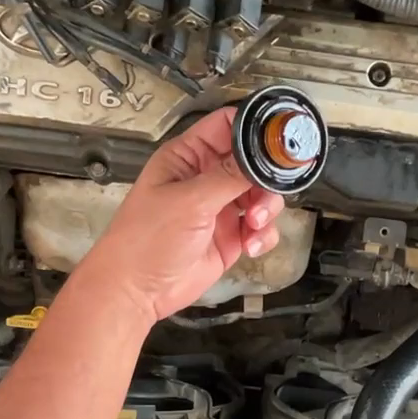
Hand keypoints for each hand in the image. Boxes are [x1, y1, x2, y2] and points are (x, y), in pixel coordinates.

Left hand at [75, 107, 284, 323]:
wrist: (138, 291)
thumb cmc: (144, 241)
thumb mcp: (189, 201)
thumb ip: (229, 176)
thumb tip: (260, 154)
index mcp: (188, 157)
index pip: (227, 127)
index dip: (254, 129)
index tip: (279, 140)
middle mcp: (205, 178)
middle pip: (252, 163)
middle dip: (265, 178)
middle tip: (268, 192)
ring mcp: (219, 208)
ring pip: (261, 195)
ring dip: (266, 209)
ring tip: (254, 224)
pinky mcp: (230, 236)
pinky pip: (260, 227)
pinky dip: (263, 235)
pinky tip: (250, 245)